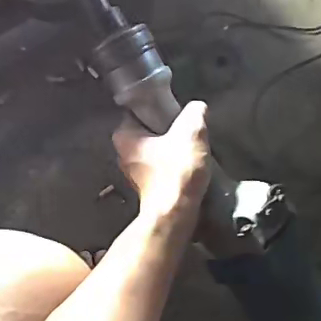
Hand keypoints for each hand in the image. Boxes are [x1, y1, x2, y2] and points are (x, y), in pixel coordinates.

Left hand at [113, 102, 211, 218]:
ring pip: (155, 152)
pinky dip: (173, 167)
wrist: (175, 213)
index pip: (137, 110)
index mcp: (123, 136)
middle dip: (166, 130)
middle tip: (186, 129)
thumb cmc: (176, 170)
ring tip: (191, 149)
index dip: (157, 107)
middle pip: (148, 132)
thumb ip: (195, 113)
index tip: (175, 109)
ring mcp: (134, 175)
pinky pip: (160, 169)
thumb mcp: (191, 132)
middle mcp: (122, 155)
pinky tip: (188, 168)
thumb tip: (197, 107)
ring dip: (171, 150)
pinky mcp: (148, 190)